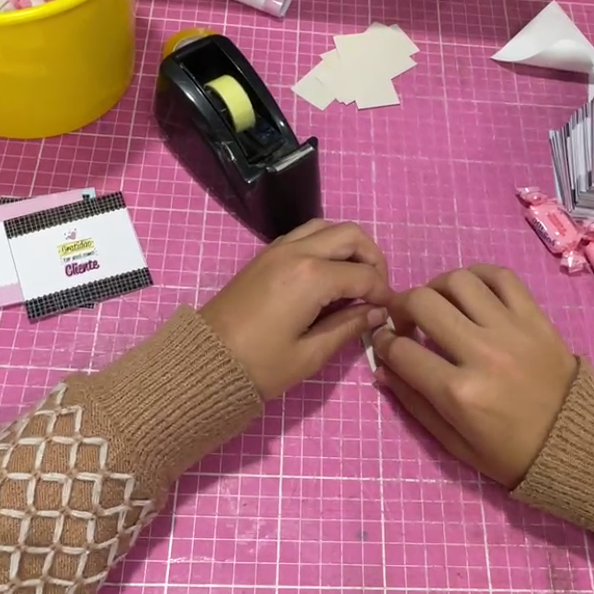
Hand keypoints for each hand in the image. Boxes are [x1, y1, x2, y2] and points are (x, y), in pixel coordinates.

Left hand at [201, 220, 393, 398]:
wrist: (204, 363)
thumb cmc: (259, 366)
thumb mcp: (310, 355)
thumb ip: (348, 327)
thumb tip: (376, 312)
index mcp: (311, 277)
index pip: (364, 274)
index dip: (383, 293)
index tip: (389, 312)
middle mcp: (297, 252)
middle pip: (351, 235)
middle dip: (373, 258)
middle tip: (377, 289)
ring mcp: (278, 249)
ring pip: (327, 227)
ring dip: (349, 246)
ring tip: (356, 278)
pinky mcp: (265, 255)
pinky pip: (305, 235)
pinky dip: (326, 245)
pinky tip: (329, 275)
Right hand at [372, 265, 576, 486]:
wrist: (578, 446)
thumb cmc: (511, 454)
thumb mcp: (455, 444)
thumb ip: (415, 405)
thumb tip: (384, 370)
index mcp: (459, 393)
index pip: (401, 350)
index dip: (382, 343)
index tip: (383, 342)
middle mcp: (482, 353)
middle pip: (422, 302)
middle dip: (400, 307)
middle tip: (404, 320)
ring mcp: (512, 330)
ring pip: (458, 281)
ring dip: (436, 288)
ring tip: (437, 304)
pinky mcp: (536, 317)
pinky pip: (501, 276)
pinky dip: (478, 275)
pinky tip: (470, 291)